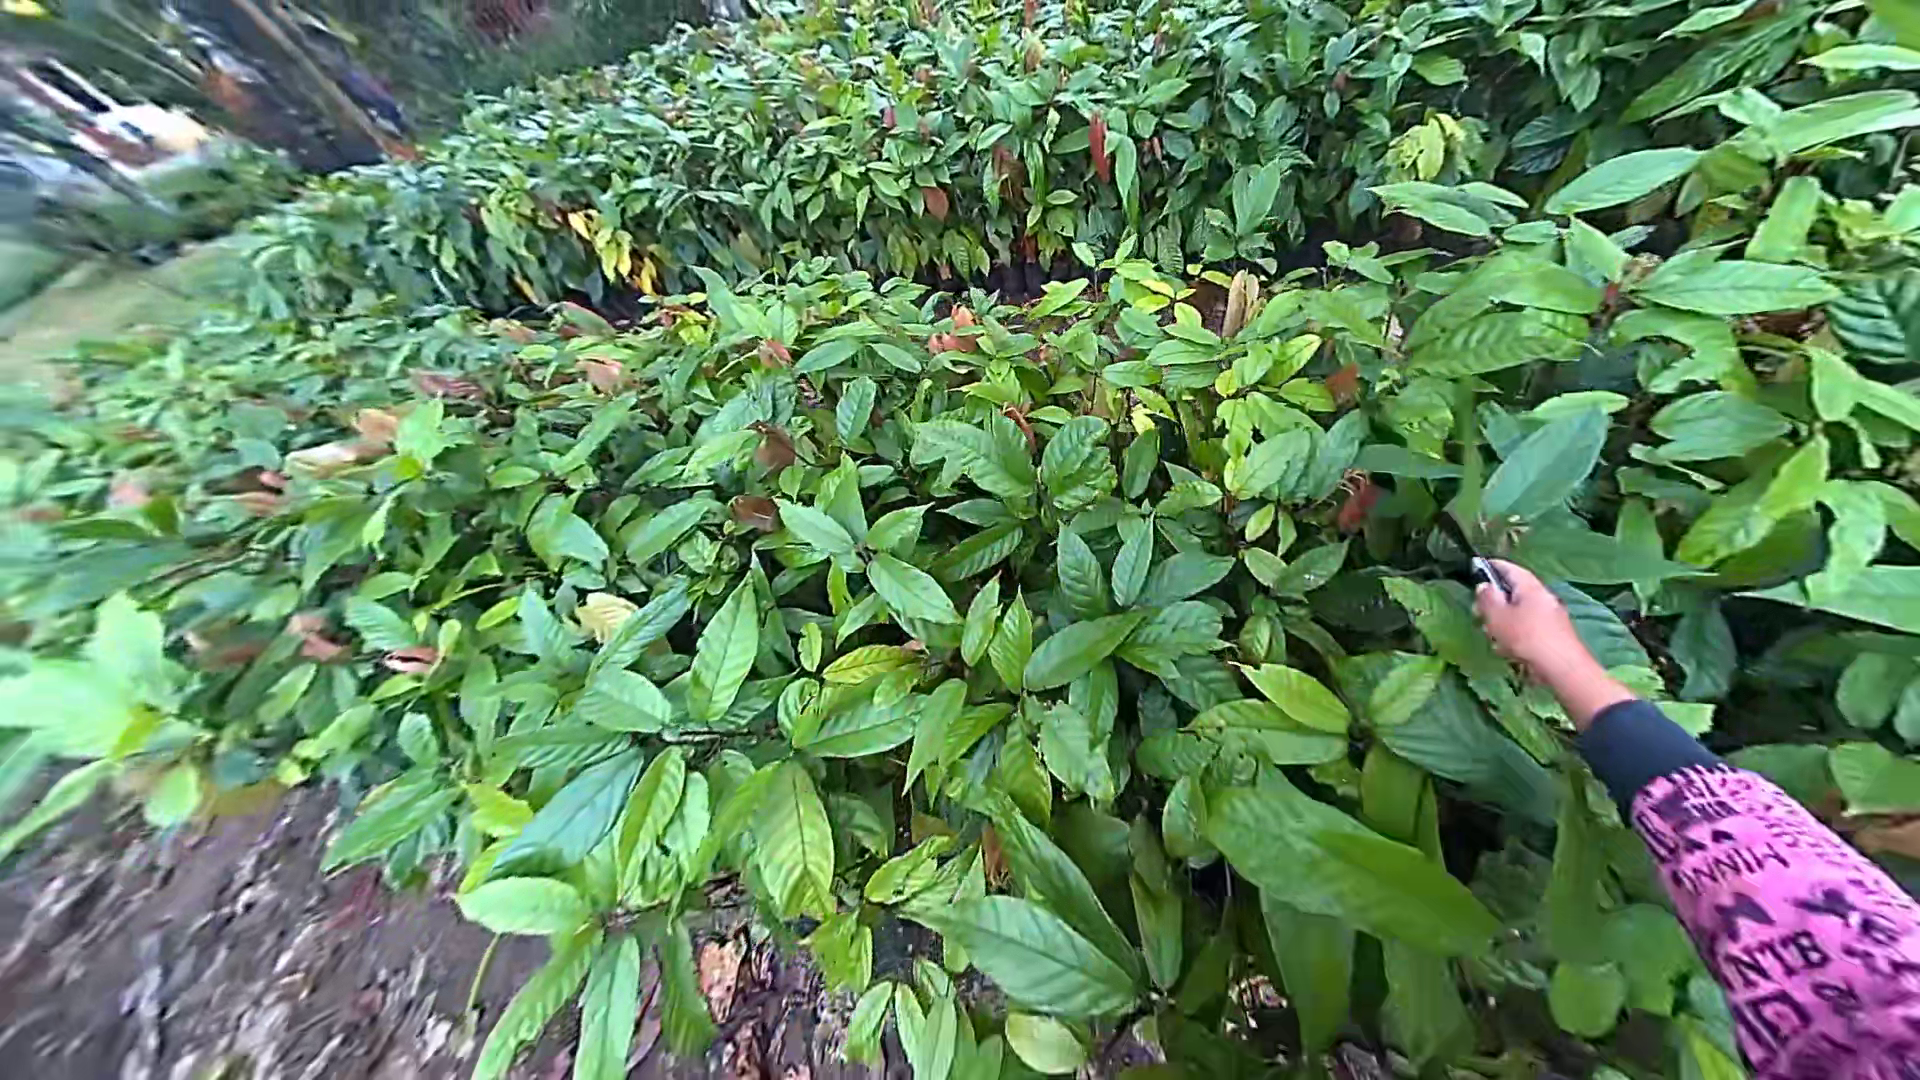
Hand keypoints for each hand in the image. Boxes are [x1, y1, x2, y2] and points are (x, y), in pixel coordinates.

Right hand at [1473, 558, 1632, 729]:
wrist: (1562, 668)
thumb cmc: (1525, 637)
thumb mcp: (1496, 615)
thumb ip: (1487, 598)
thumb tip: (1485, 585)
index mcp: (1531, 590)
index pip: (1512, 569)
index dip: (1494, 565)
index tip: (1480, 564)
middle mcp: (1545, 599)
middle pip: (1516, 591)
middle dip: (1496, 596)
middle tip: (1478, 606)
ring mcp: (1552, 617)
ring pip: (1520, 609)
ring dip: (1503, 616)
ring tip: (1489, 630)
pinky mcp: (1554, 634)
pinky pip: (1528, 624)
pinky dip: (1513, 629)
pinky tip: (1505, 644)